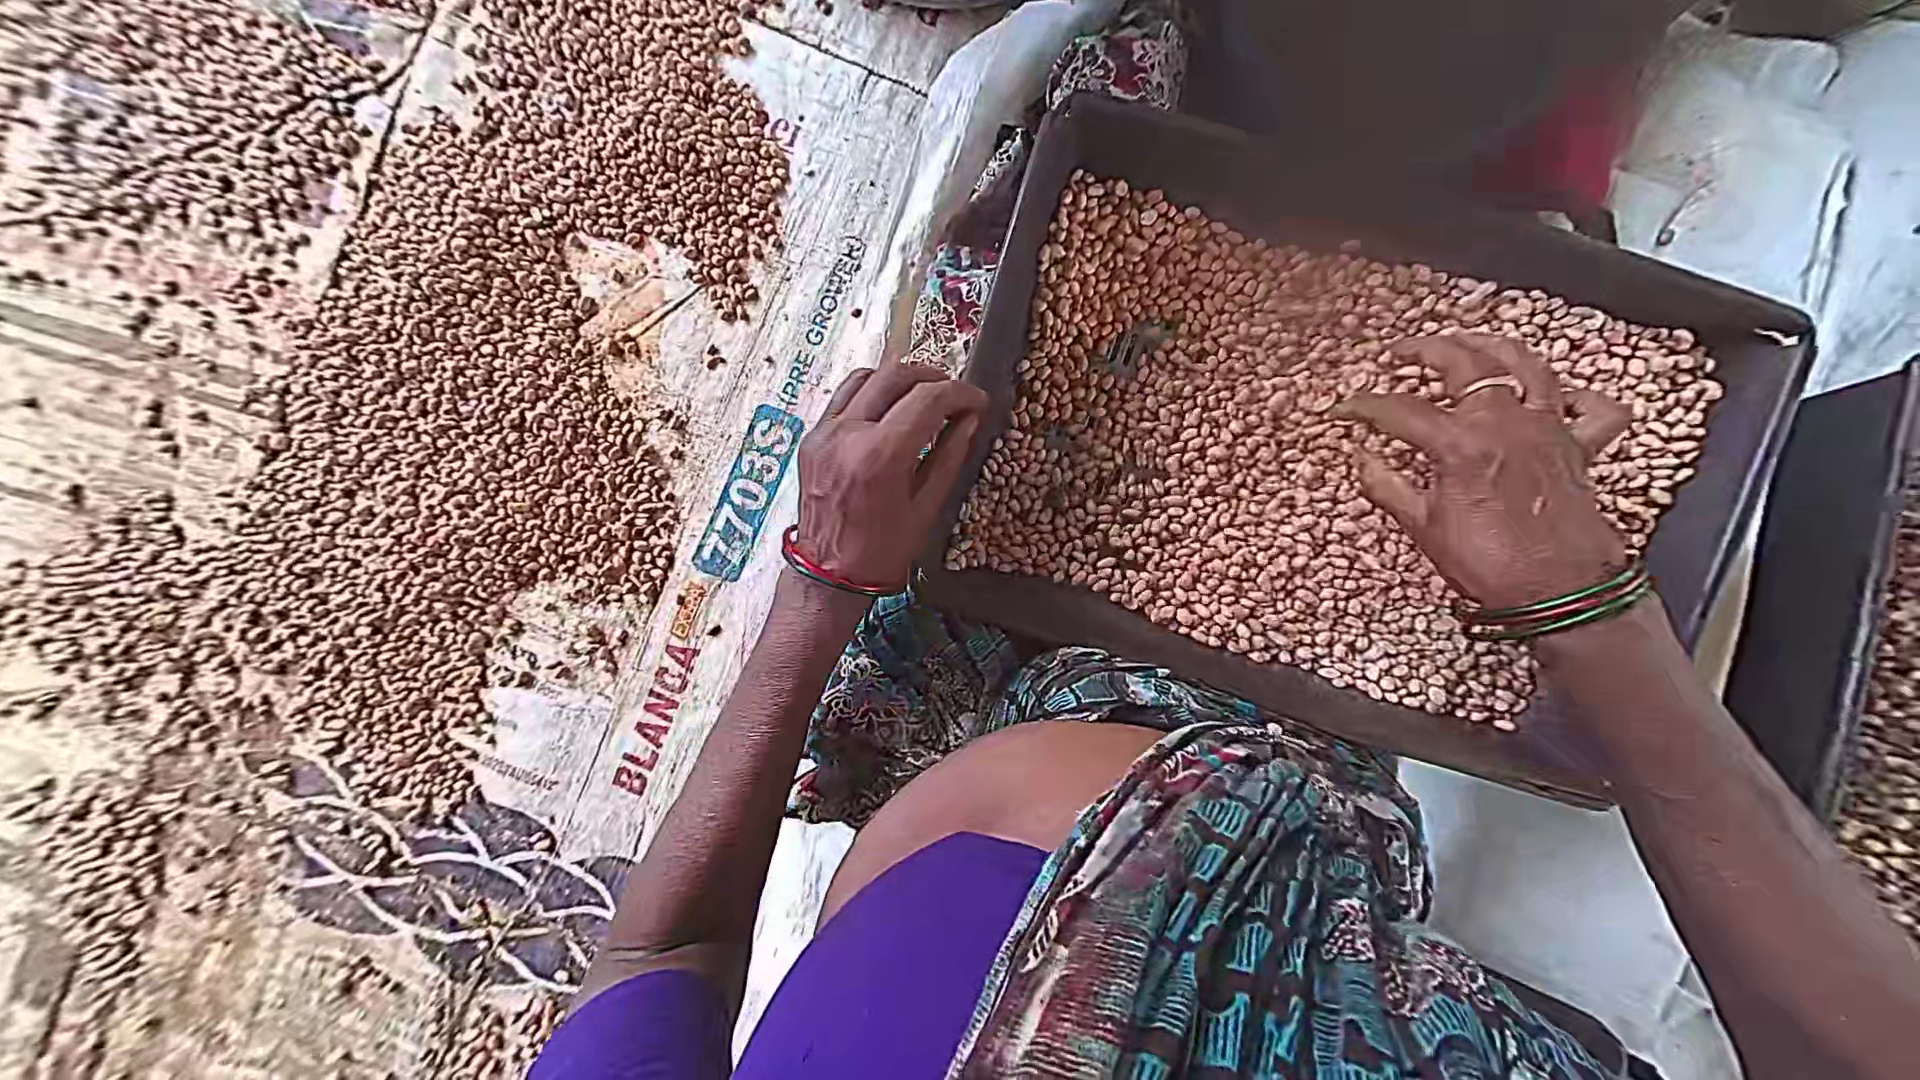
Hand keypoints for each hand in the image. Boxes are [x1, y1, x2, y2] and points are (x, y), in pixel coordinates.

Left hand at [794, 359, 988, 588]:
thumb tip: (969, 419)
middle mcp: (847, 435)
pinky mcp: (813, 437)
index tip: (977, 401)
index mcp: (879, 457)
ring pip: (868, 376)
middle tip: (954, 396)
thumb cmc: (881, 552)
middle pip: (897, 375)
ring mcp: (824, 433)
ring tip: (924, 398)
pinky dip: (872, 392)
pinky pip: (845, 396)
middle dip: (934, 378)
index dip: (961, 393)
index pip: (928, 399)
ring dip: (901, 379)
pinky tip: (890, 409)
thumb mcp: (927, 507)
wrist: (829, 575)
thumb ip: (949, 456)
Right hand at [1338, 333, 1632, 609]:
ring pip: (1528, 366)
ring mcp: (1550, 430)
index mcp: (1463, 444)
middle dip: (1426, 351)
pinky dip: (1572, 394)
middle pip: (1466, 365)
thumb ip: (1385, 484)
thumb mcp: (1419, 524)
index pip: (1401, 410)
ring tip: (1466, 343)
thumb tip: (1360, 457)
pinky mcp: (1580, 448)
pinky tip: (1551, 395)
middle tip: (1398, 352)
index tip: (1342, 409)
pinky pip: (1590, 407)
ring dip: (1492, 348)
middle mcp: (1509, 424)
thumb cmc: (1487, 560)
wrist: (1559, 591)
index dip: (1364, 406)